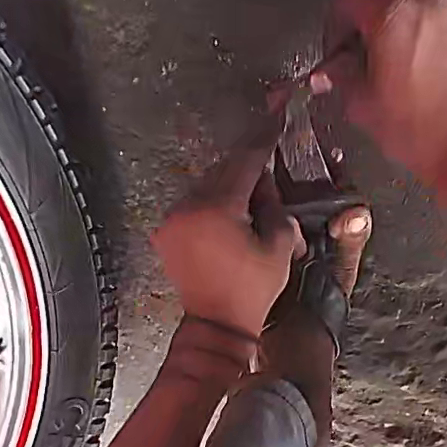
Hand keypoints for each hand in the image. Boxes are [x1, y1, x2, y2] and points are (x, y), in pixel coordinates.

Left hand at [151, 117, 303, 339]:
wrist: (216, 326)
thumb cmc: (250, 292)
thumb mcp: (278, 248)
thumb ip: (276, 209)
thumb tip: (266, 188)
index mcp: (217, 209)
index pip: (245, 161)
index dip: (263, 139)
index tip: (276, 119)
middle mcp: (188, 208)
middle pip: (223, 172)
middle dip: (248, 174)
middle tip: (269, 192)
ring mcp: (173, 221)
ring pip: (206, 188)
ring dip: (229, 191)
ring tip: (250, 214)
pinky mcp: (167, 234)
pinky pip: (193, 207)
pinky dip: (212, 207)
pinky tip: (228, 224)